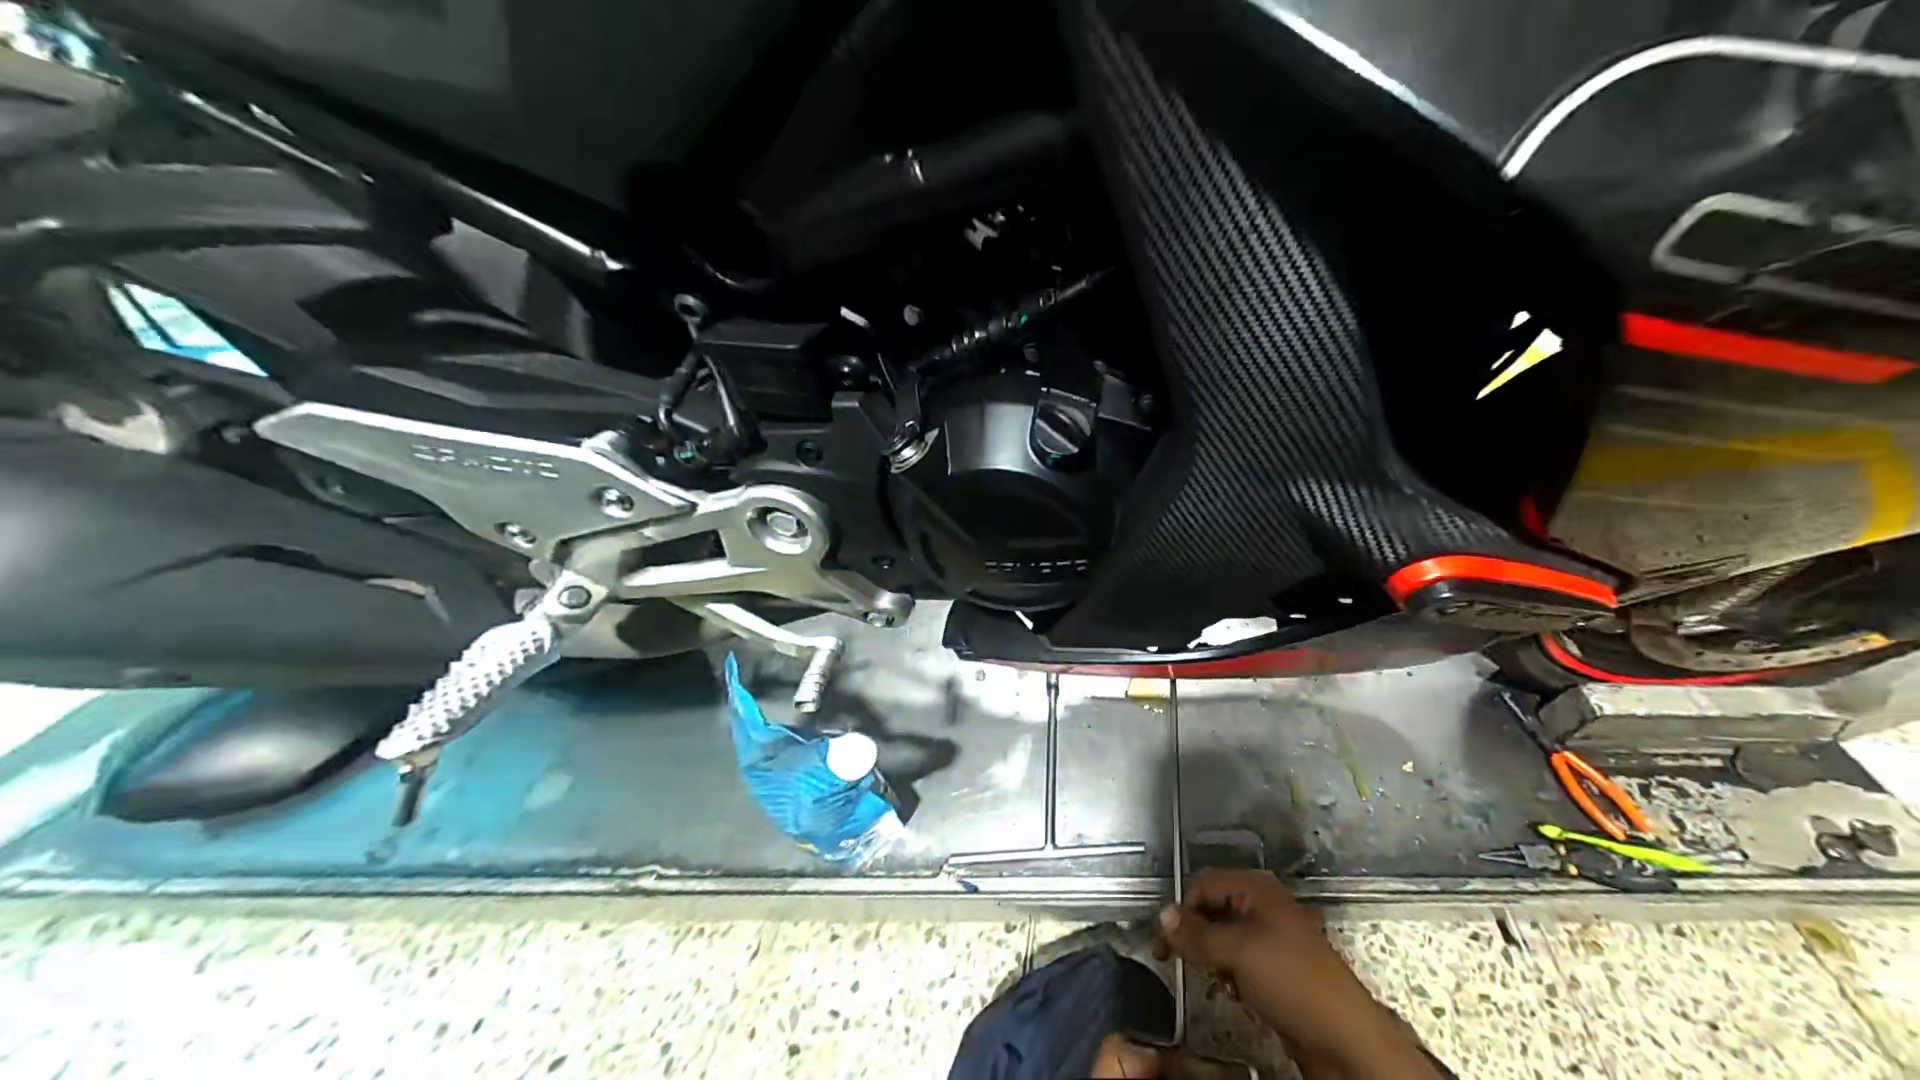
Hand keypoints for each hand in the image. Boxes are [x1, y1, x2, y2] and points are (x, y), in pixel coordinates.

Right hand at [1157, 870, 1440, 1077]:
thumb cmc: (1291, 980)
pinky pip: (1238, 959)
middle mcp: (1262, 904)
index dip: (1181, 910)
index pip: (1202, 885)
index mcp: (1256, 887)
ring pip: (1223, 936)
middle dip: (1194, 934)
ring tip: (1212, 977)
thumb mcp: (1236, 952)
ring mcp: (1271, 936)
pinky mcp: (1276, 966)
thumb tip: (1162, 915)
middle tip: (1173, 959)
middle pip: (1211, 908)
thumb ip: (1195, 933)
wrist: (1345, 1038)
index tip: (1162, 941)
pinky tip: (1231, 989)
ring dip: (1210, 956)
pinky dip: (1228, 971)